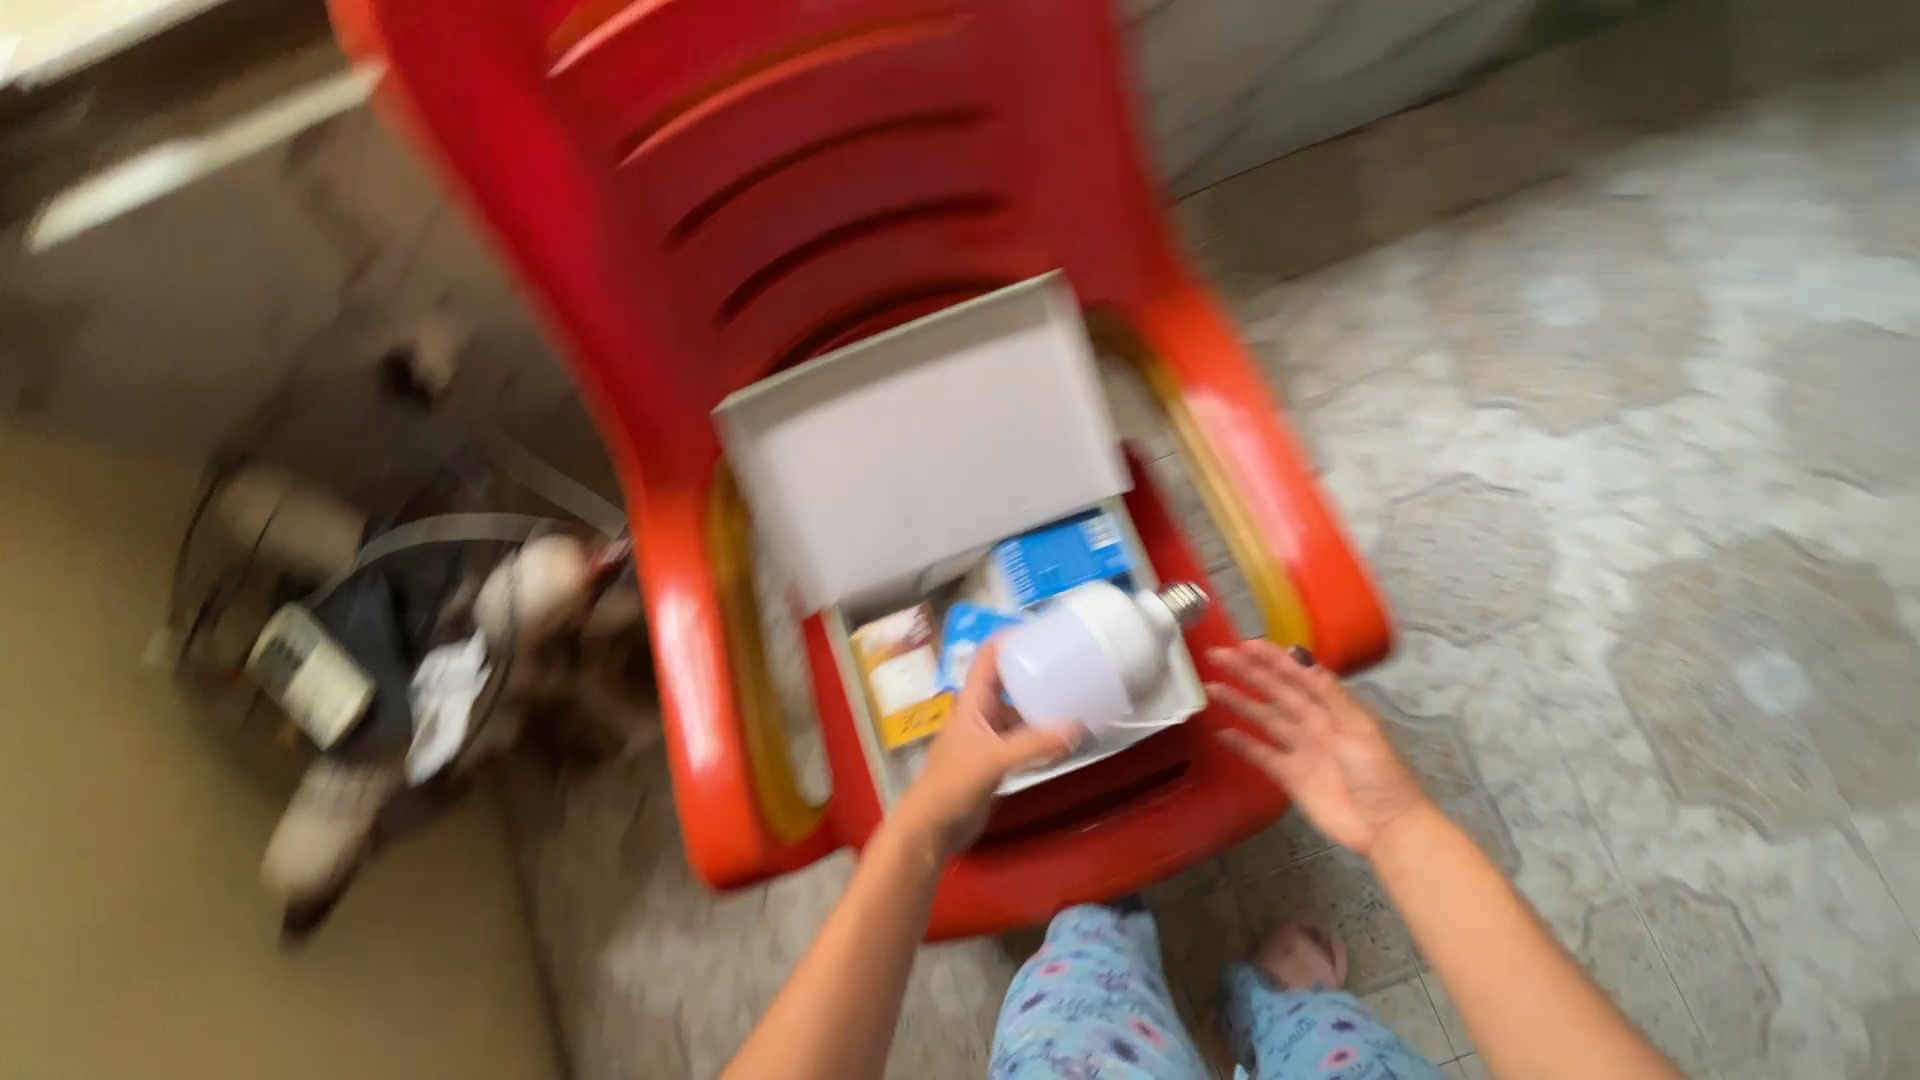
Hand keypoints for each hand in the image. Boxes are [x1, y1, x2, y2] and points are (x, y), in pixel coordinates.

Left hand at [895, 639, 1080, 857]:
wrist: (932, 828)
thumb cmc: (953, 784)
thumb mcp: (994, 758)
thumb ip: (1035, 743)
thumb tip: (1079, 727)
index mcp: (972, 701)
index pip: (989, 657)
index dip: (1010, 639)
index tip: (1041, 632)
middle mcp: (980, 713)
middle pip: (1008, 682)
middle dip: (1034, 672)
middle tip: (1068, 664)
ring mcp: (988, 738)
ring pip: (1017, 712)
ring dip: (1041, 706)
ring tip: (1075, 697)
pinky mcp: (995, 761)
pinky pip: (1023, 739)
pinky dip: (1042, 736)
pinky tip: (1065, 737)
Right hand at [1207, 640, 1433, 858]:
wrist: (1387, 828)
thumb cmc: (1379, 773)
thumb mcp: (1359, 727)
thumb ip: (1328, 692)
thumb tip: (1299, 655)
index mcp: (1333, 708)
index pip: (1297, 675)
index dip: (1271, 658)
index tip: (1245, 644)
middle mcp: (1314, 723)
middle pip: (1275, 692)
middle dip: (1247, 672)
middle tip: (1217, 656)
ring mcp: (1301, 750)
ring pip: (1264, 719)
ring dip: (1239, 702)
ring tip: (1211, 688)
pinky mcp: (1290, 777)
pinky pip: (1261, 755)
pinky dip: (1242, 744)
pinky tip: (1222, 732)